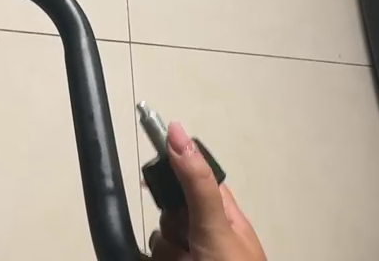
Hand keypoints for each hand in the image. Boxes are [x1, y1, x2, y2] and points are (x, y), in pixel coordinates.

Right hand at [146, 122, 265, 260]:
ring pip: (160, 236)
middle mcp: (206, 233)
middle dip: (171, 223)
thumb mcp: (216, 227)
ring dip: (169, 252)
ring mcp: (191, 255)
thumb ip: (195, 181)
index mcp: (225, 215)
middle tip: (188, 240)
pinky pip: (153, 255)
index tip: (153, 168)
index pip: (192, 177)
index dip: (172, 170)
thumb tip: (176, 129)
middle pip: (170, 208)